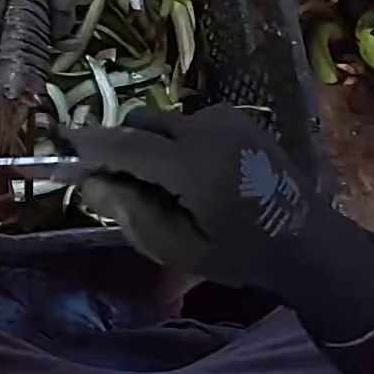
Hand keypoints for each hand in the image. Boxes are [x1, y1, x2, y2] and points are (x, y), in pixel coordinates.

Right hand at [64, 105, 373, 342]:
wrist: (311, 243)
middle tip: (116, 179)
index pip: (126, 145)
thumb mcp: (178, 248)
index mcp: (193, 166)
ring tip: (161, 181)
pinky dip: (174, 140)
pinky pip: (187, 122)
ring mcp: (226, 119)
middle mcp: (207, 130)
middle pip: (141, 124)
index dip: (90, 144)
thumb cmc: (241, 256)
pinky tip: (190, 171)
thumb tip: (89, 181)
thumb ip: (130, 212)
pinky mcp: (237, 118)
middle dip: (121, 146)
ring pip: (163, 121)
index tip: (62, 142)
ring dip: (149, 144)